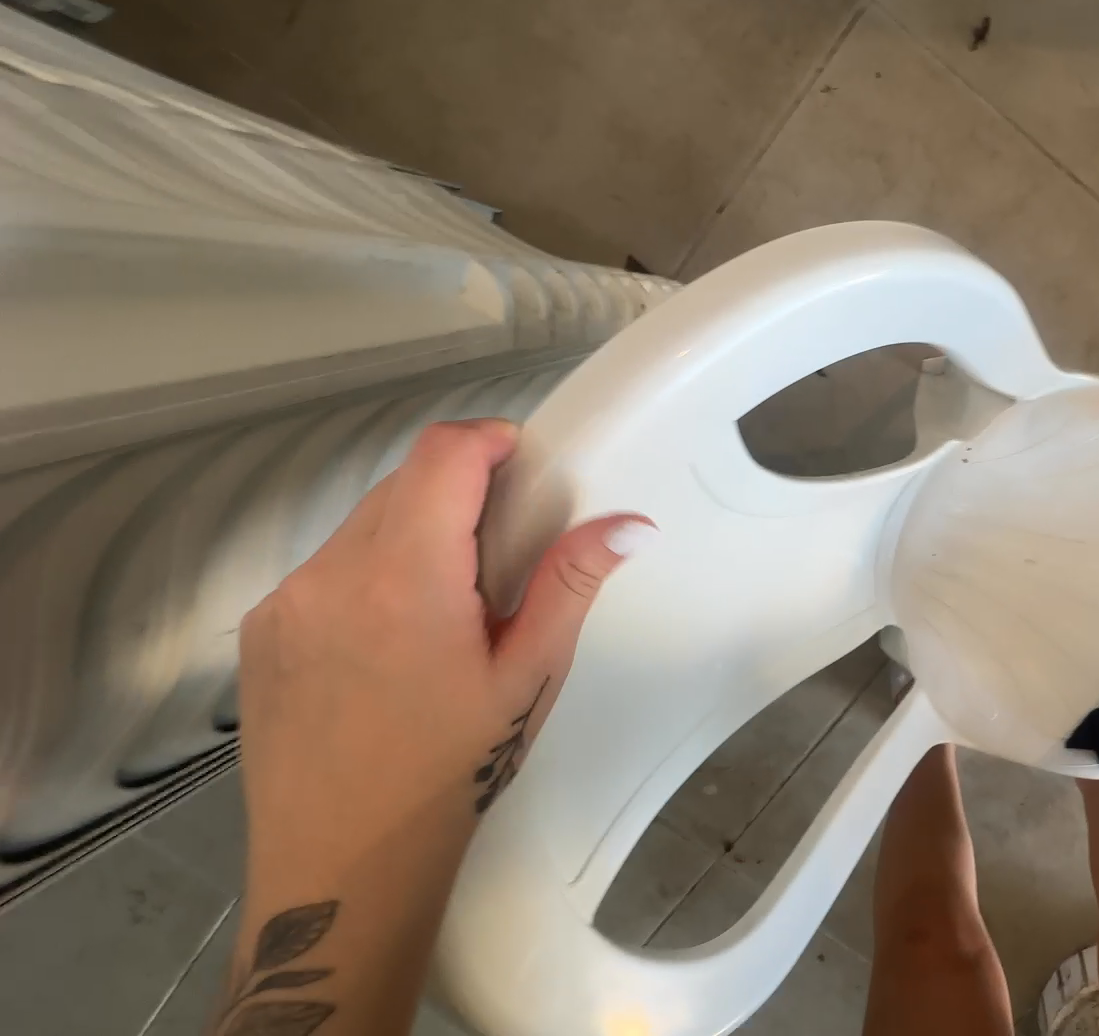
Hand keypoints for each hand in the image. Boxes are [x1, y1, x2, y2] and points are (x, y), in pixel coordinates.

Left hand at [236, 419, 651, 884]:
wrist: (345, 864)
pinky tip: (401, 635)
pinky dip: (377, 566)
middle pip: (403, 483)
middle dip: (462, 489)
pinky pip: (330, 564)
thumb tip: (632, 522)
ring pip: (364, 522)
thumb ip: (573, 582)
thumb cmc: (459, 764)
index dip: (488, 439)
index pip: (440, 456)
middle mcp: (329, 573)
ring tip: (457, 599)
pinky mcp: (262, 631)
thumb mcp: (533, 671)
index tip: (525, 460)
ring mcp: (284, 602)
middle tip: (509, 546)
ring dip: (419, 528)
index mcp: (405, 577)